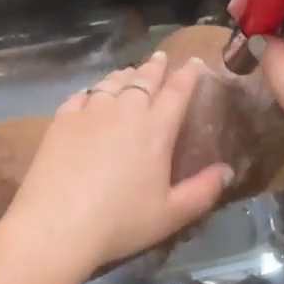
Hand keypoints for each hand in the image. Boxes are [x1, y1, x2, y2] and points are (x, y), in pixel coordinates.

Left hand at [0, 53, 232, 277]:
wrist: (56, 225)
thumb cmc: (120, 222)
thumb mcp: (171, 214)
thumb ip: (202, 191)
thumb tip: (227, 170)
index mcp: (155, 129)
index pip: (177, 91)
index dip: (188, 75)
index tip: (194, 62)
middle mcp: (124, 111)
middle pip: (143, 79)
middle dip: (156, 67)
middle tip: (161, 58)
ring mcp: (89, 112)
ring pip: (111, 82)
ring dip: (125, 75)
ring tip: (130, 72)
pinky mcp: (61, 120)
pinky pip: (81, 95)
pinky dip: (92, 90)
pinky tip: (92, 94)